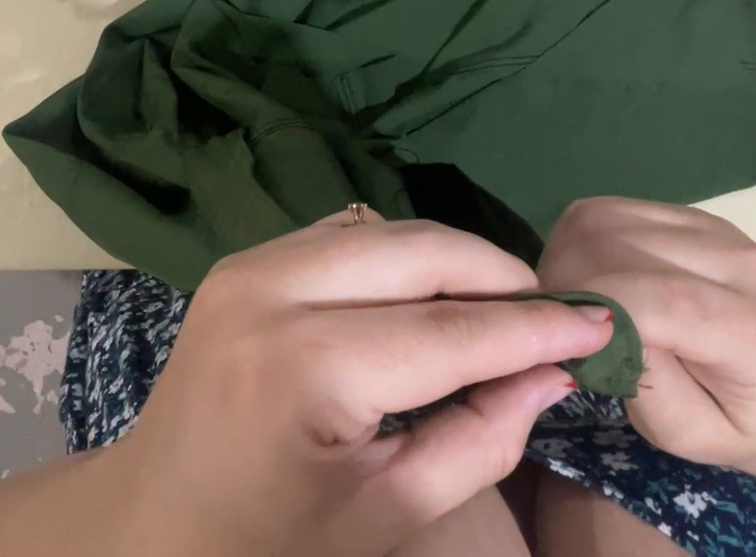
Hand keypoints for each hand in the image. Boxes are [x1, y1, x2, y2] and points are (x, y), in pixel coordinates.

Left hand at [113, 210, 615, 555]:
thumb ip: (482, 437)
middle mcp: (274, 291)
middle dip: (497, 274)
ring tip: (495, 303)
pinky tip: (423, 292)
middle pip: (419, 251)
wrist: (157, 515)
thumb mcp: (390, 514)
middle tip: (549, 309)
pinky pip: (347, 233)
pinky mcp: (245, 256)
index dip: (533, 326)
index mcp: (306, 371)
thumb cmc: (274, 538)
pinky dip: (399, 254)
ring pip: (386, 230)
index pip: (450, 333)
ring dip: (450, 259)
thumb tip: (553, 370)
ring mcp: (251, 263)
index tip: (598, 321)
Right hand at [534, 197, 755, 473]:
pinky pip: (605, 210)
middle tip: (555, 322)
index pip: (667, 300)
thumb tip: (601, 323)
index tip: (559, 331)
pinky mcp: (683, 212)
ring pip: (606, 221)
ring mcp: (713, 228)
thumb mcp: (685, 435)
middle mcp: (744, 264)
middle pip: (623, 248)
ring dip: (567, 257)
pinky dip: (578, 241)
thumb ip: (647, 383)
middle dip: (570, 282)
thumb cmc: (721, 426)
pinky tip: (585, 274)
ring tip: (570, 300)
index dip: (599, 306)